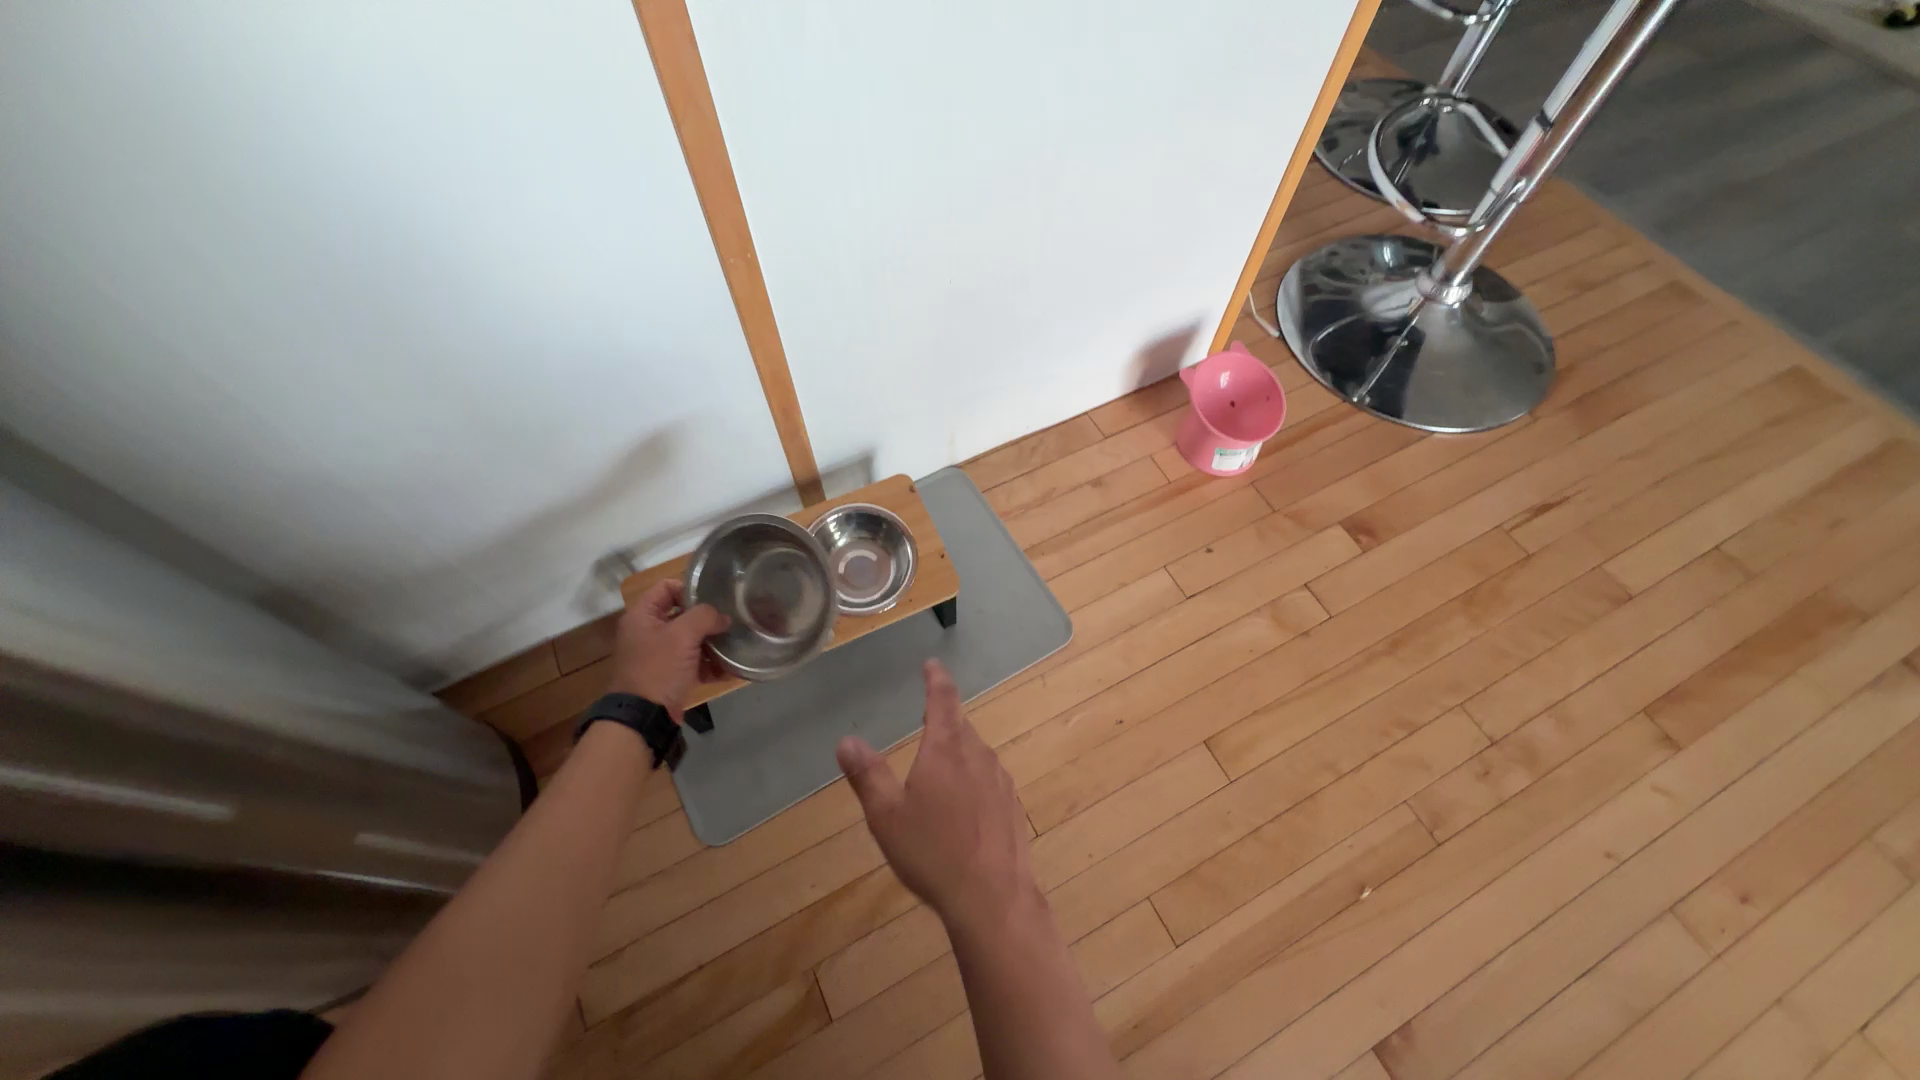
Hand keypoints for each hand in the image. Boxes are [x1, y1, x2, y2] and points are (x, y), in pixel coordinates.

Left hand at [607, 580, 728, 720]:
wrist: (645, 717)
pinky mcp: (669, 675)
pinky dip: (709, 665)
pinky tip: (729, 670)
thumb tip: (722, 617)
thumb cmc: (659, 669)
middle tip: (730, 622)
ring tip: (734, 647)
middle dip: (708, 620)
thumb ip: (704, 616)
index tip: (714, 600)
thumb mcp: (682, 636)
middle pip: (682, 615)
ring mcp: (659, 655)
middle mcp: (648, 631)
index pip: (667, 587)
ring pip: (691, 640)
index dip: (690, 590)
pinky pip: (693, 663)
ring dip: (712, 644)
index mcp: (643, 616)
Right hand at [836, 660, 1037, 931]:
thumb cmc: (932, 851)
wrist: (992, 897)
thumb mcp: (886, 814)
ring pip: (975, 755)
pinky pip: (987, 781)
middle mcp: (978, 755)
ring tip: (938, 776)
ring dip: (957, 755)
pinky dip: (972, 782)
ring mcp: (1000, 781)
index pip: (942, 700)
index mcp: (946, 749)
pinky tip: (962, 811)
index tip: (932, 664)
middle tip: (925, 727)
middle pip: (959, 728)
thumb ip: (867, 775)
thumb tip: (846, 740)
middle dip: (943, 723)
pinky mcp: (1012, 807)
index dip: (935, 679)